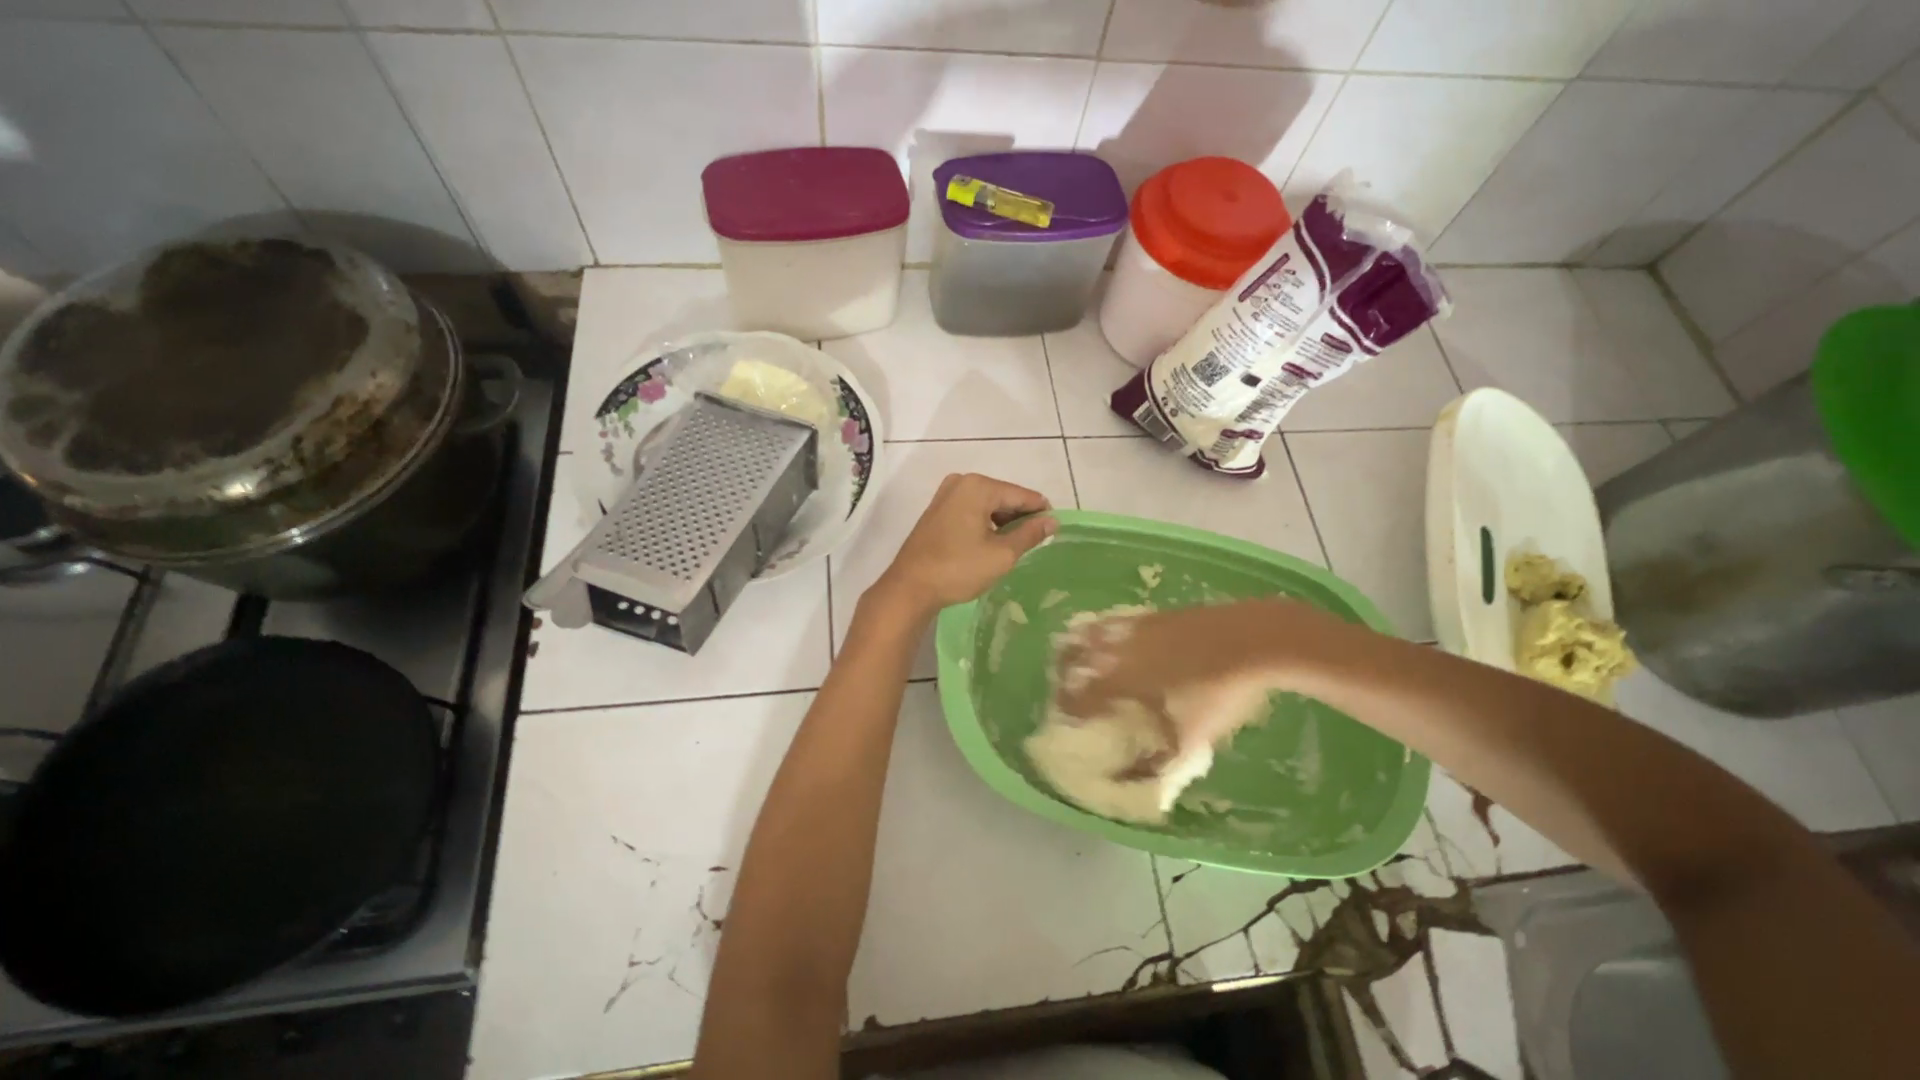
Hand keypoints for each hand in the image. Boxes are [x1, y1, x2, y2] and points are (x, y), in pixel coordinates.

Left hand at [871, 473, 1055, 618]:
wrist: (910, 587)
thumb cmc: (958, 569)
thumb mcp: (1001, 554)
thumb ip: (1030, 534)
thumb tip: (1053, 521)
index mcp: (979, 486)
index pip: (1022, 495)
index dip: (1041, 513)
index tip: (1055, 531)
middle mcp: (962, 482)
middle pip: (1004, 496)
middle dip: (1020, 518)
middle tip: (1034, 544)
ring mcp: (946, 495)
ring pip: (988, 504)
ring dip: (1003, 522)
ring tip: (1014, 548)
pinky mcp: (937, 510)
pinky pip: (971, 510)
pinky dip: (985, 524)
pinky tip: (992, 544)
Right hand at [1052, 599, 1337, 756]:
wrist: (1257, 639)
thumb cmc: (1223, 693)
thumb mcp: (1194, 737)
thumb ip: (1163, 764)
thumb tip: (1142, 787)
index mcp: (1122, 682)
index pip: (1079, 696)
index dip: (1067, 709)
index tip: (1067, 719)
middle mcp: (1119, 651)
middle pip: (1074, 659)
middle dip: (1065, 675)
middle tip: (1068, 689)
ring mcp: (1138, 627)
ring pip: (1093, 635)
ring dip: (1082, 649)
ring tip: (1083, 660)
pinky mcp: (1157, 613)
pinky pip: (1119, 622)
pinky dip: (1108, 631)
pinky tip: (1119, 638)